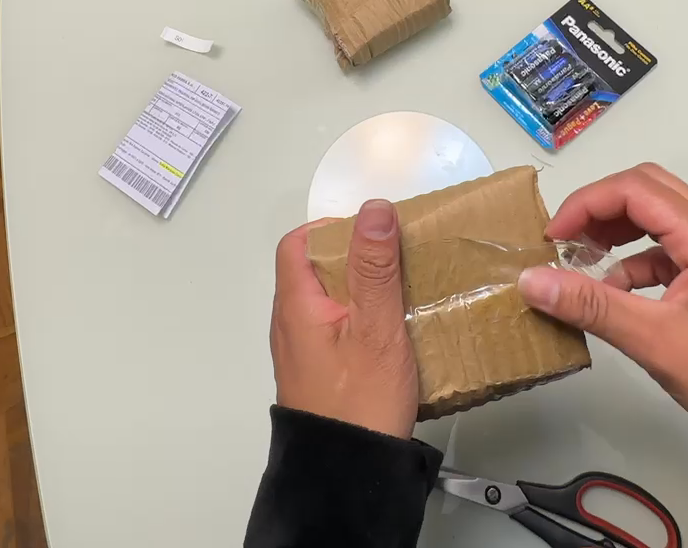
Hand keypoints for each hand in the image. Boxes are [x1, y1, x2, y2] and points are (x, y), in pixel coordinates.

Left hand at [269, 200, 418, 438]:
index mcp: (295, 305)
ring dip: (359, 286)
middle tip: (393, 257)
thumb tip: (374, 210)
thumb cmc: (359, 402)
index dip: (331, 228)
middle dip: (353, 255)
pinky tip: (390, 325)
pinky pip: (334, 324)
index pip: (297, 243)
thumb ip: (374, 268)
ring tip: (398, 287)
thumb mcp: (375, 327)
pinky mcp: (318, 369)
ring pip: (326, 297)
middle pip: (313, 268)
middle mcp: (290, 323)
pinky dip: (359, 313)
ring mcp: (301, 349)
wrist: (348, 477)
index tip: (370, 234)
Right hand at [516, 164, 687, 445]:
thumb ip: (591, 305)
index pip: (635, 189)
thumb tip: (531, 280)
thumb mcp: (655, 342)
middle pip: (648, 189)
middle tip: (567, 238)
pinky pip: (669, 247)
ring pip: (659, 215)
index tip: (554, 235)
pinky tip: (615, 288)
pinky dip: (636, 258)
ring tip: (583, 257)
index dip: (587, 203)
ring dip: (618, 229)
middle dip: (601, 207)